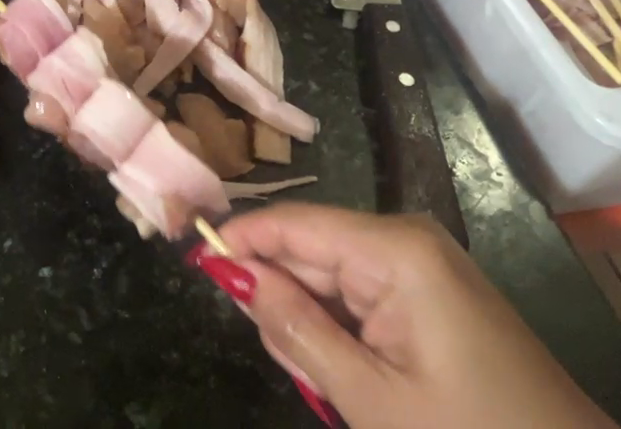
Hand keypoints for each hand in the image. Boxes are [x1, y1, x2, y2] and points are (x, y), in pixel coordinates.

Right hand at [217, 204, 616, 428]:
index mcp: (394, 250)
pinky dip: (340, 335)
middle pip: (308, 249)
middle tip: (298, 371)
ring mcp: (420, 266)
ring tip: (334, 388)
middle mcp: (404, 240)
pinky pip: (358, 298)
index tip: (192, 262)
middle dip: (282, 301)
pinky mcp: (429, 294)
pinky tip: (352, 380)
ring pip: (328, 279)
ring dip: (311, 328)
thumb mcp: (370, 397)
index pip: (291, 223)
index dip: (238, 239)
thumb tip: (228, 268)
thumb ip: (293, 326)